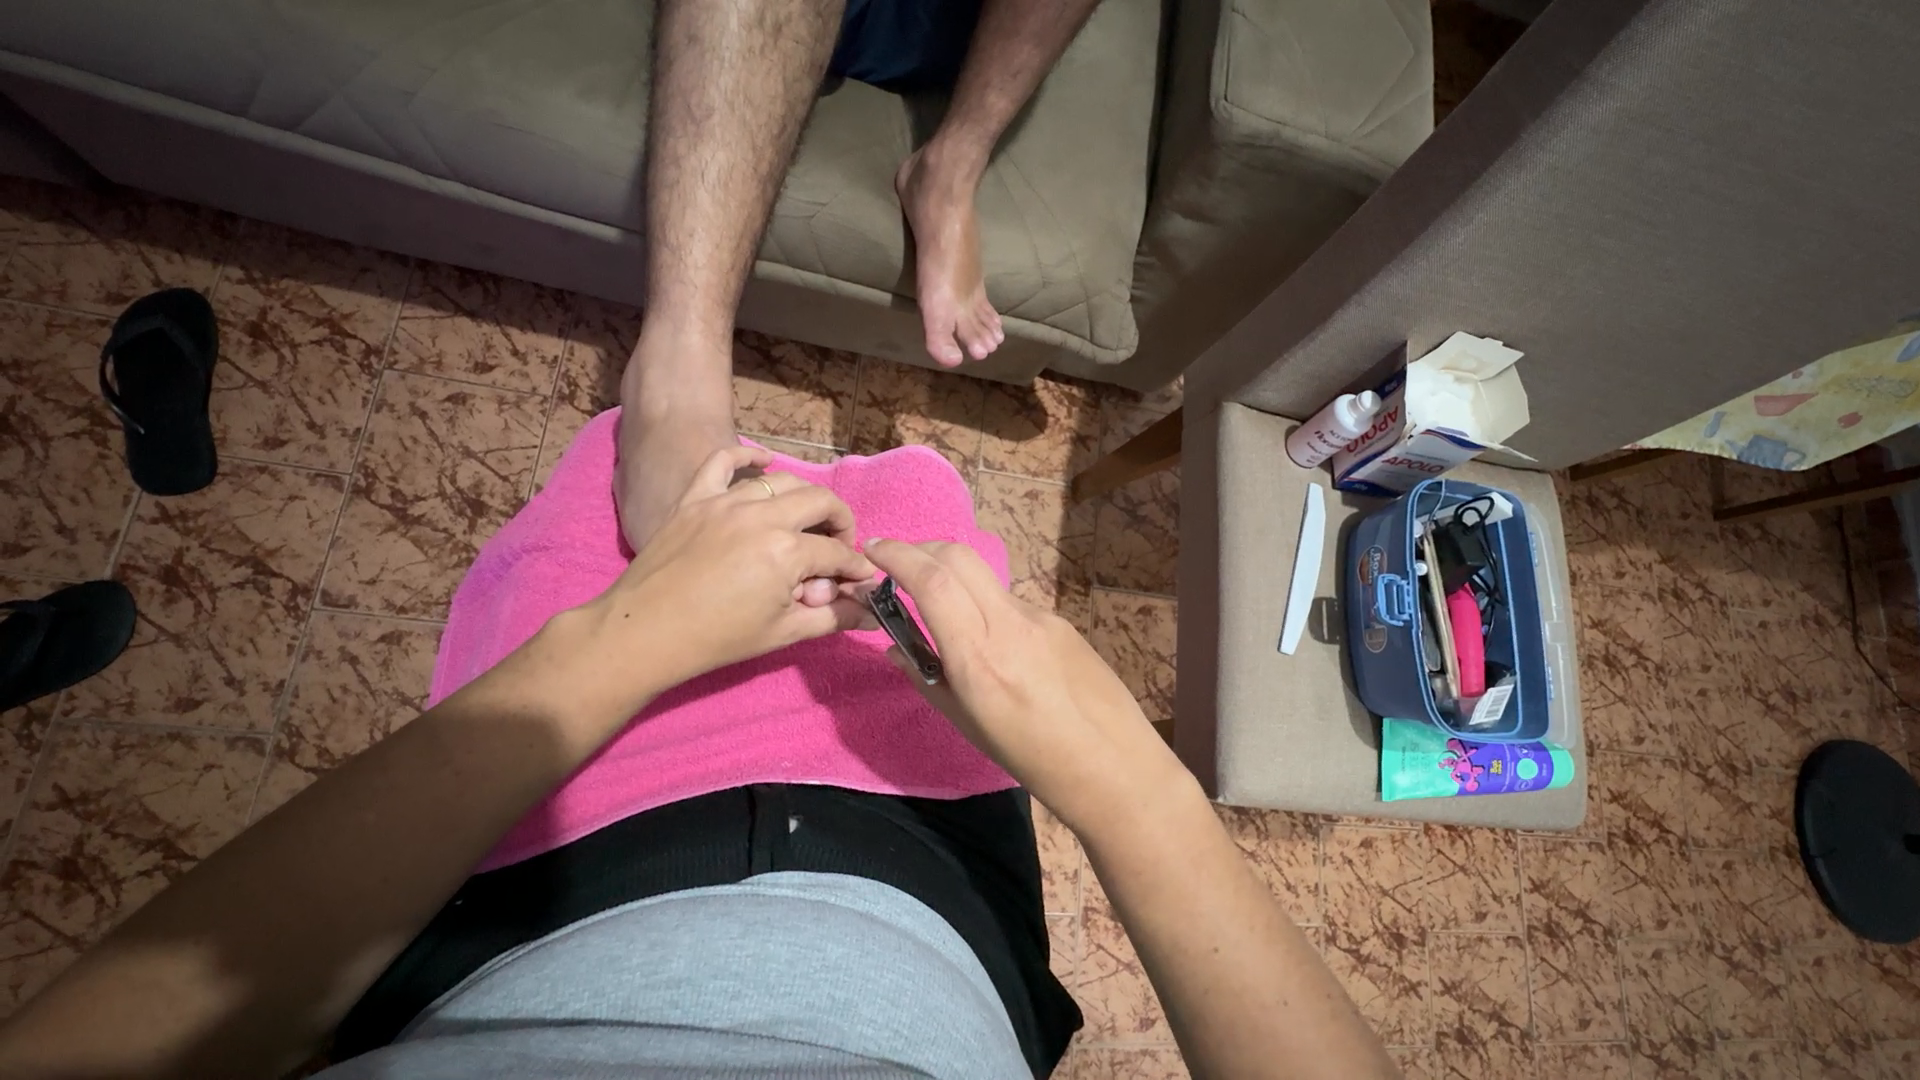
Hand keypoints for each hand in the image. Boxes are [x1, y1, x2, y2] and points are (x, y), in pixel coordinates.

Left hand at [585, 446, 876, 694]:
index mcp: (787, 552)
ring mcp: (726, 502)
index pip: (838, 553)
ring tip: (807, 520)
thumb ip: (833, 618)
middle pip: (821, 503)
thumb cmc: (717, 640)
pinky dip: (747, 456)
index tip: (860, 580)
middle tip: (840, 546)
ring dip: (804, 498)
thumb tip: (871, 613)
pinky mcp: (696, 498)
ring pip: (781, 481)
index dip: (855, 568)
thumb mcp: (784, 633)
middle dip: (841, 522)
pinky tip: (764, 462)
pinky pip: (724, 461)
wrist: (643, 634)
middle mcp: (762, 516)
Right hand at [864, 539, 1184, 828]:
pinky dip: (985, 605)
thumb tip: (895, 647)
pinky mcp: (1061, 622)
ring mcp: (1040, 618)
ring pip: (985, 578)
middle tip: (897, 563)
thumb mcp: (966, 725)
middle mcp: (1009, 625)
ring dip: (953, 576)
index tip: (871, 549)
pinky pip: (1011, 603)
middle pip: (959, 557)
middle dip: (920, 548)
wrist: (1114, 765)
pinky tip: (994, 642)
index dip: (897, 556)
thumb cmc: (1031, 759)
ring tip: (941, 608)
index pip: (933, 582)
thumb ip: (926, 678)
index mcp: (979, 658)